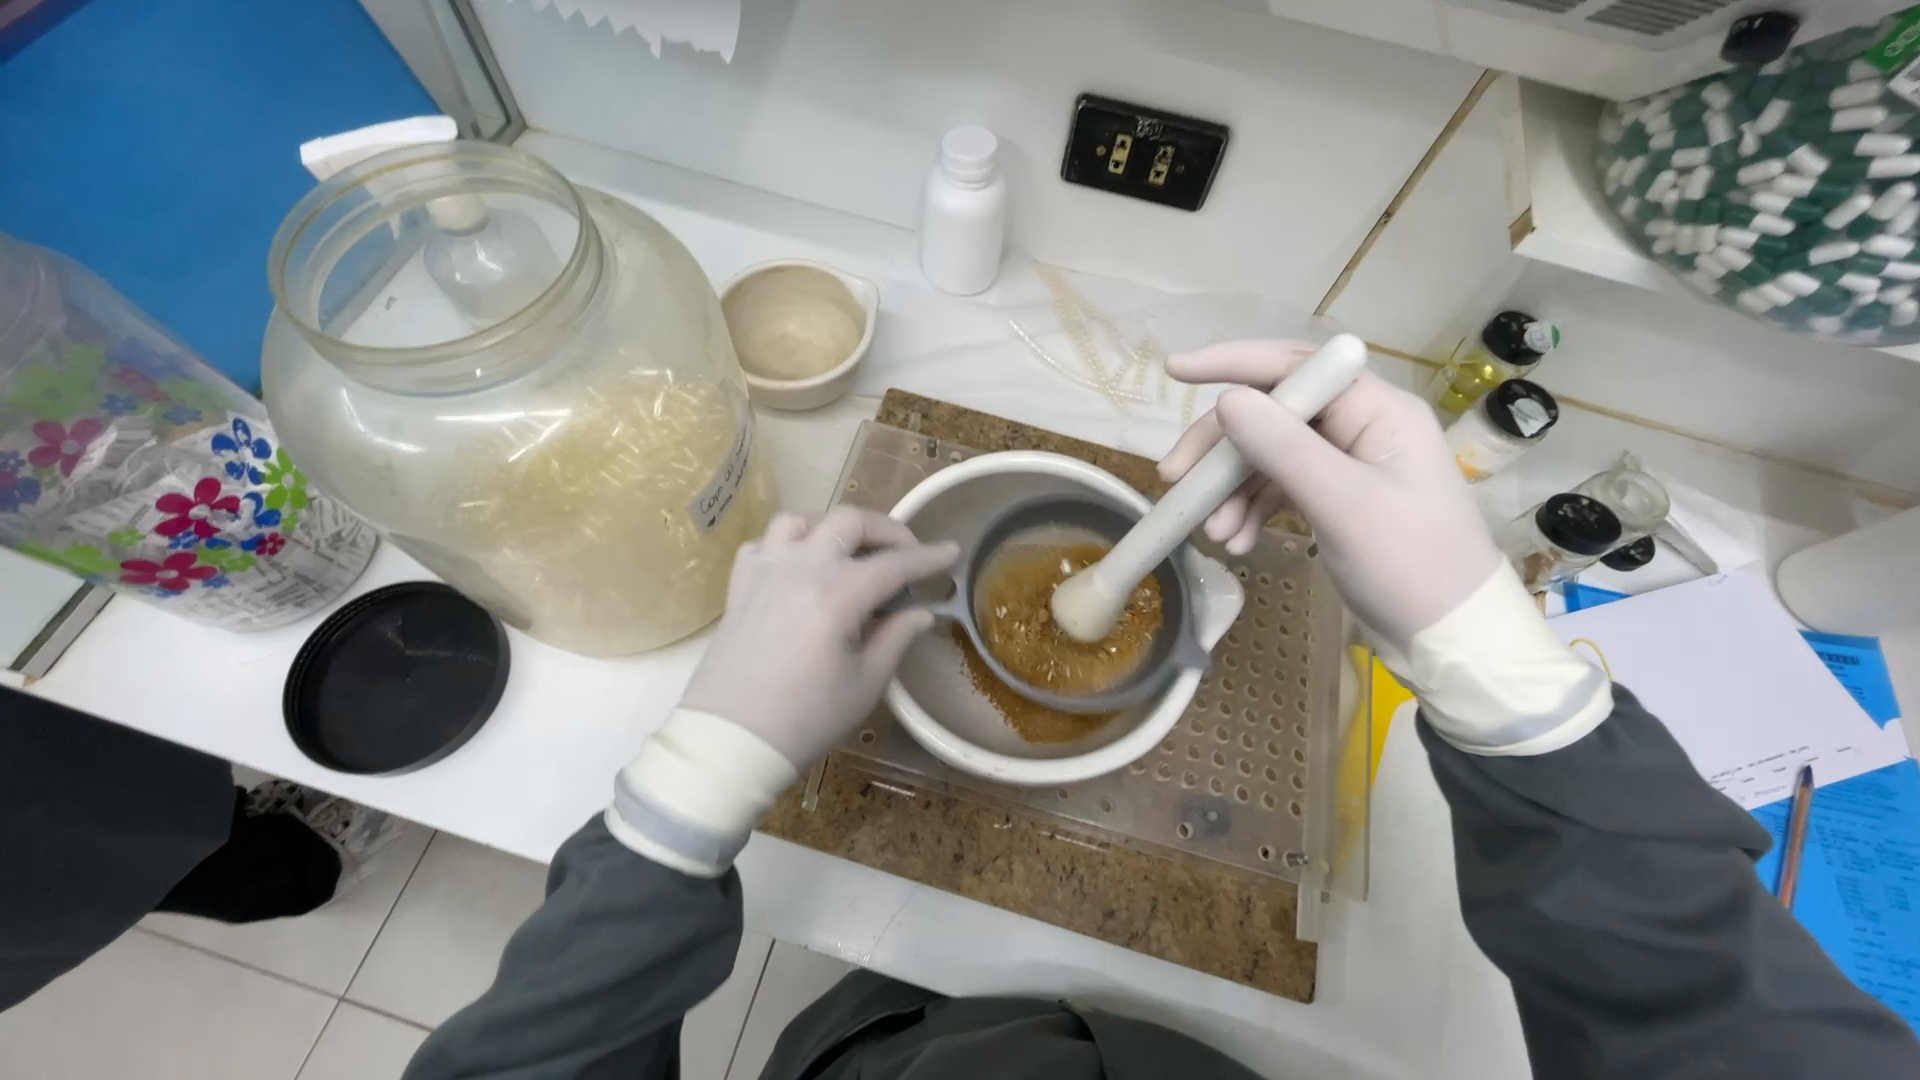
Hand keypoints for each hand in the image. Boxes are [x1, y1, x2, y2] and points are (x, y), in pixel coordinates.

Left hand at [679, 507, 959, 768]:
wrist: (730, 740)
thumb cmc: (805, 719)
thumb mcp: (865, 685)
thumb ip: (896, 638)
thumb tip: (920, 612)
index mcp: (837, 595)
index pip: (894, 564)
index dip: (928, 558)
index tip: (952, 552)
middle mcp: (800, 569)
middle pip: (848, 522)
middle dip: (886, 530)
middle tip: (907, 554)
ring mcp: (765, 573)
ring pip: (801, 521)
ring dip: (833, 528)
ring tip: (851, 553)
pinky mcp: (740, 588)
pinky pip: (764, 544)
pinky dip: (789, 545)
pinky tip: (801, 567)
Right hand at [1159, 339, 1499, 650]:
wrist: (1448, 634)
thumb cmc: (1410, 564)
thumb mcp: (1344, 504)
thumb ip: (1284, 449)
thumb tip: (1226, 400)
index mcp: (1376, 411)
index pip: (1294, 367)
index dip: (1232, 363)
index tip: (1174, 371)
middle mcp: (1358, 426)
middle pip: (1269, 415)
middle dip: (1220, 449)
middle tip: (1174, 481)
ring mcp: (1343, 463)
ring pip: (1265, 455)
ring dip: (1230, 490)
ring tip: (1214, 533)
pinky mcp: (1332, 496)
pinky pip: (1275, 488)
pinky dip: (1249, 511)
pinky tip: (1237, 541)